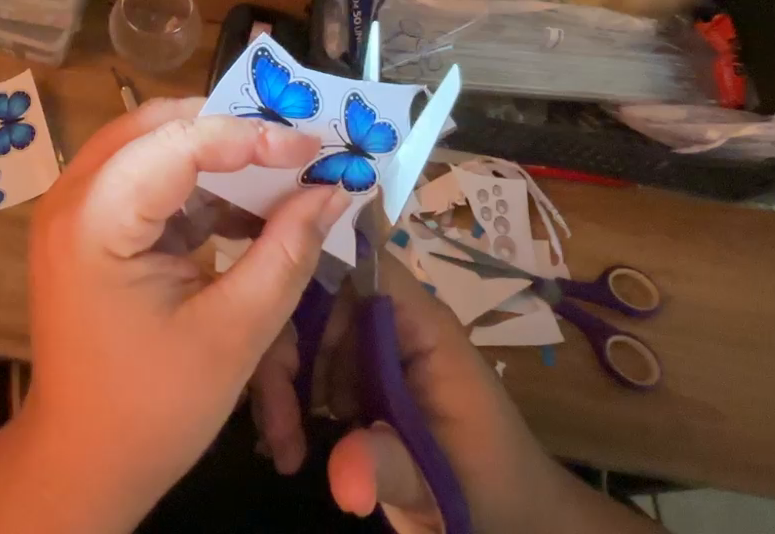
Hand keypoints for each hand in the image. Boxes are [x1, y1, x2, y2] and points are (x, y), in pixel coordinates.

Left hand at [21, 98, 352, 522]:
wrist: (82, 460)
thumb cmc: (153, 408)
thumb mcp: (234, 333)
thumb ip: (286, 252)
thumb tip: (332, 190)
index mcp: (94, 221)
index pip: (178, 142)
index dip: (251, 135)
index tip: (314, 147)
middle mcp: (71, 197)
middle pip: (156, 127)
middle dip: (229, 131)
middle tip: (294, 148)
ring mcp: (72, 209)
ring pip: (150, 145)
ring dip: (214, 155)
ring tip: (278, 174)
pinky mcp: (86, 225)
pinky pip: (144, 179)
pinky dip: (196, 185)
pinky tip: (243, 209)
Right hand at [253, 251, 591, 532]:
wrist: (516, 523)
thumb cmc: (494, 496)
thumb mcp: (445, 490)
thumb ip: (393, 470)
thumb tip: (341, 474)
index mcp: (421, 327)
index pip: (356, 265)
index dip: (305, 275)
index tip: (258, 316)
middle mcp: (392, 324)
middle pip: (317, 298)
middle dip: (283, 350)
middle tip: (274, 425)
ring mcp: (373, 349)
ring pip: (305, 332)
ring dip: (282, 382)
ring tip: (281, 447)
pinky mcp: (359, 376)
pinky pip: (310, 365)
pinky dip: (290, 400)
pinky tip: (286, 444)